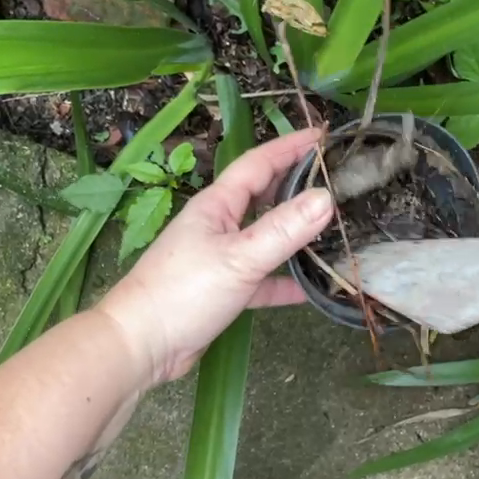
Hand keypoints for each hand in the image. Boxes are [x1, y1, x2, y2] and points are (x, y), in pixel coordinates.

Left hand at [95, 129, 334, 384]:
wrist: (142, 343)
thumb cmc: (184, 291)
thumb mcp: (240, 258)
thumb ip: (283, 229)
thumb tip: (326, 197)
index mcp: (217, 205)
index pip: (258, 164)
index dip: (290, 148)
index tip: (323, 135)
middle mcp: (218, 225)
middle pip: (263, 197)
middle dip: (296, 185)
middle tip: (336, 179)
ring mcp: (220, 259)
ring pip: (265, 239)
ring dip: (294, 234)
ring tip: (332, 228)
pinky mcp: (223, 291)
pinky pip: (261, 281)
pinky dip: (283, 282)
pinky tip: (311, 289)